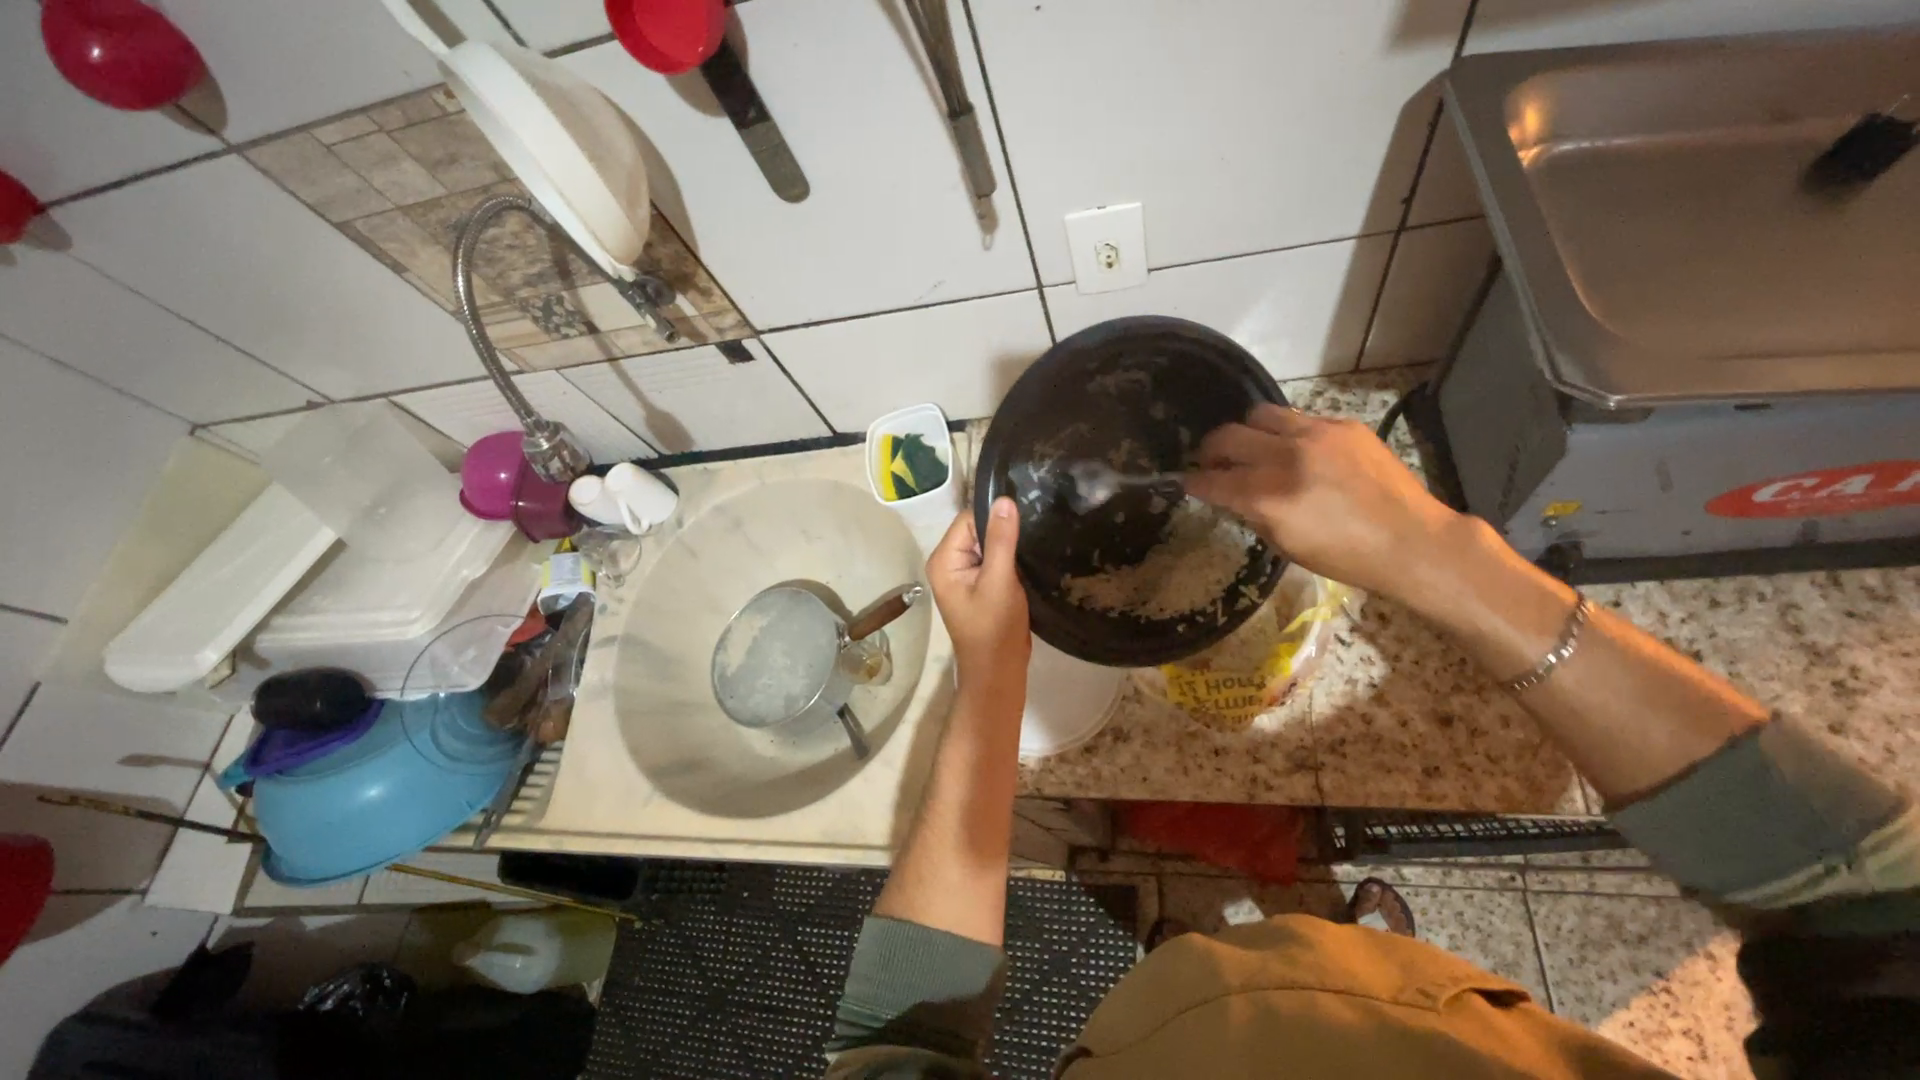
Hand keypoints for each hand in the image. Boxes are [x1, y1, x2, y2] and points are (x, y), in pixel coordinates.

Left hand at [927, 497, 1030, 701]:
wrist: (998, 671)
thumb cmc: (994, 628)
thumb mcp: (999, 581)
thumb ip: (1001, 540)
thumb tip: (1004, 500)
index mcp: (943, 560)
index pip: (969, 519)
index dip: (995, 517)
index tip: (1024, 519)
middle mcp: (949, 563)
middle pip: (978, 529)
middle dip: (1003, 530)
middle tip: (1034, 531)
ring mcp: (965, 574)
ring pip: (990, 543)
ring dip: (1010, 544)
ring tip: (1034, 542)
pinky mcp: (981, 584)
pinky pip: (995, 558)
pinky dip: (1011, 558)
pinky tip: (1029, 558)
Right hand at [1184, 404, 1466, 606]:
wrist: (1412, 540)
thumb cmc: (1347, 557)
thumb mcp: (1287, 546)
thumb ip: (1253, 514)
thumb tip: (1232, 495)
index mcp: (1269, 498)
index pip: (1213, 481)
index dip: (1194, 482)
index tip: (1187, 482)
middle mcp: (1287, 458)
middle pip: (1227, 437)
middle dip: (1210, 451)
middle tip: (1211, 462)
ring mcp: (1317, 435)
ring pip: (1259, 415)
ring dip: (1247, 432)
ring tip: (1253, 447)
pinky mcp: (1343, 425)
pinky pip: (1299, 418)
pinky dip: (1287, 434)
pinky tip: (1299, 453)